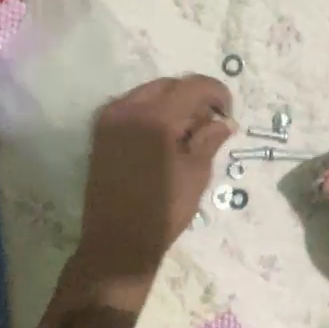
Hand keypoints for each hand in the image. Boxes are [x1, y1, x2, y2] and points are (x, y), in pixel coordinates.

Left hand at [73, 75, 233, 282]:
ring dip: (172, 105)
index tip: (228, 113)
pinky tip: (164, 140)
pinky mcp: (100, 133)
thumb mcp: (196, 175)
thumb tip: (224, 122)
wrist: (117, 242)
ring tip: (187, 135)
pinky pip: (131, 109)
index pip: (193, 86)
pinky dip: (151, 115)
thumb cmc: (162, 212)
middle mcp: (127, 109)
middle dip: (193, 98)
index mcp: (155, 118)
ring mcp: (109, 119)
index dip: (216, 93)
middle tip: (209, 124)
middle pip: (169, 86)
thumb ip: (210, 140)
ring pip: (148, 95)